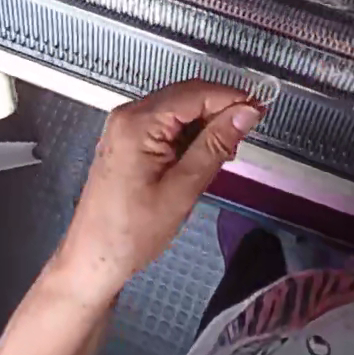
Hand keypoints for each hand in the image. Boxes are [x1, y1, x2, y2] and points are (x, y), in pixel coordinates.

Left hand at [52, 81, 263, 300]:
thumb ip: (216, 144)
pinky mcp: (128, 139)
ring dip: (207, 123)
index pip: (196, 93)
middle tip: (247, 135)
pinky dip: (191, 133)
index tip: (261, 111)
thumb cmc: (134, 232)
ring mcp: (126, 125)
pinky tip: (204, 155)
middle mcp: (130, 113)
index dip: (232, 98)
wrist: (92, 261)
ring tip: (227, 152)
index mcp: (139, 122)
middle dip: (221, 110)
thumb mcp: (183, 189)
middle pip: (187, 95)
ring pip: (180, 108)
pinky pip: (168, 122)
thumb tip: (248, 111)